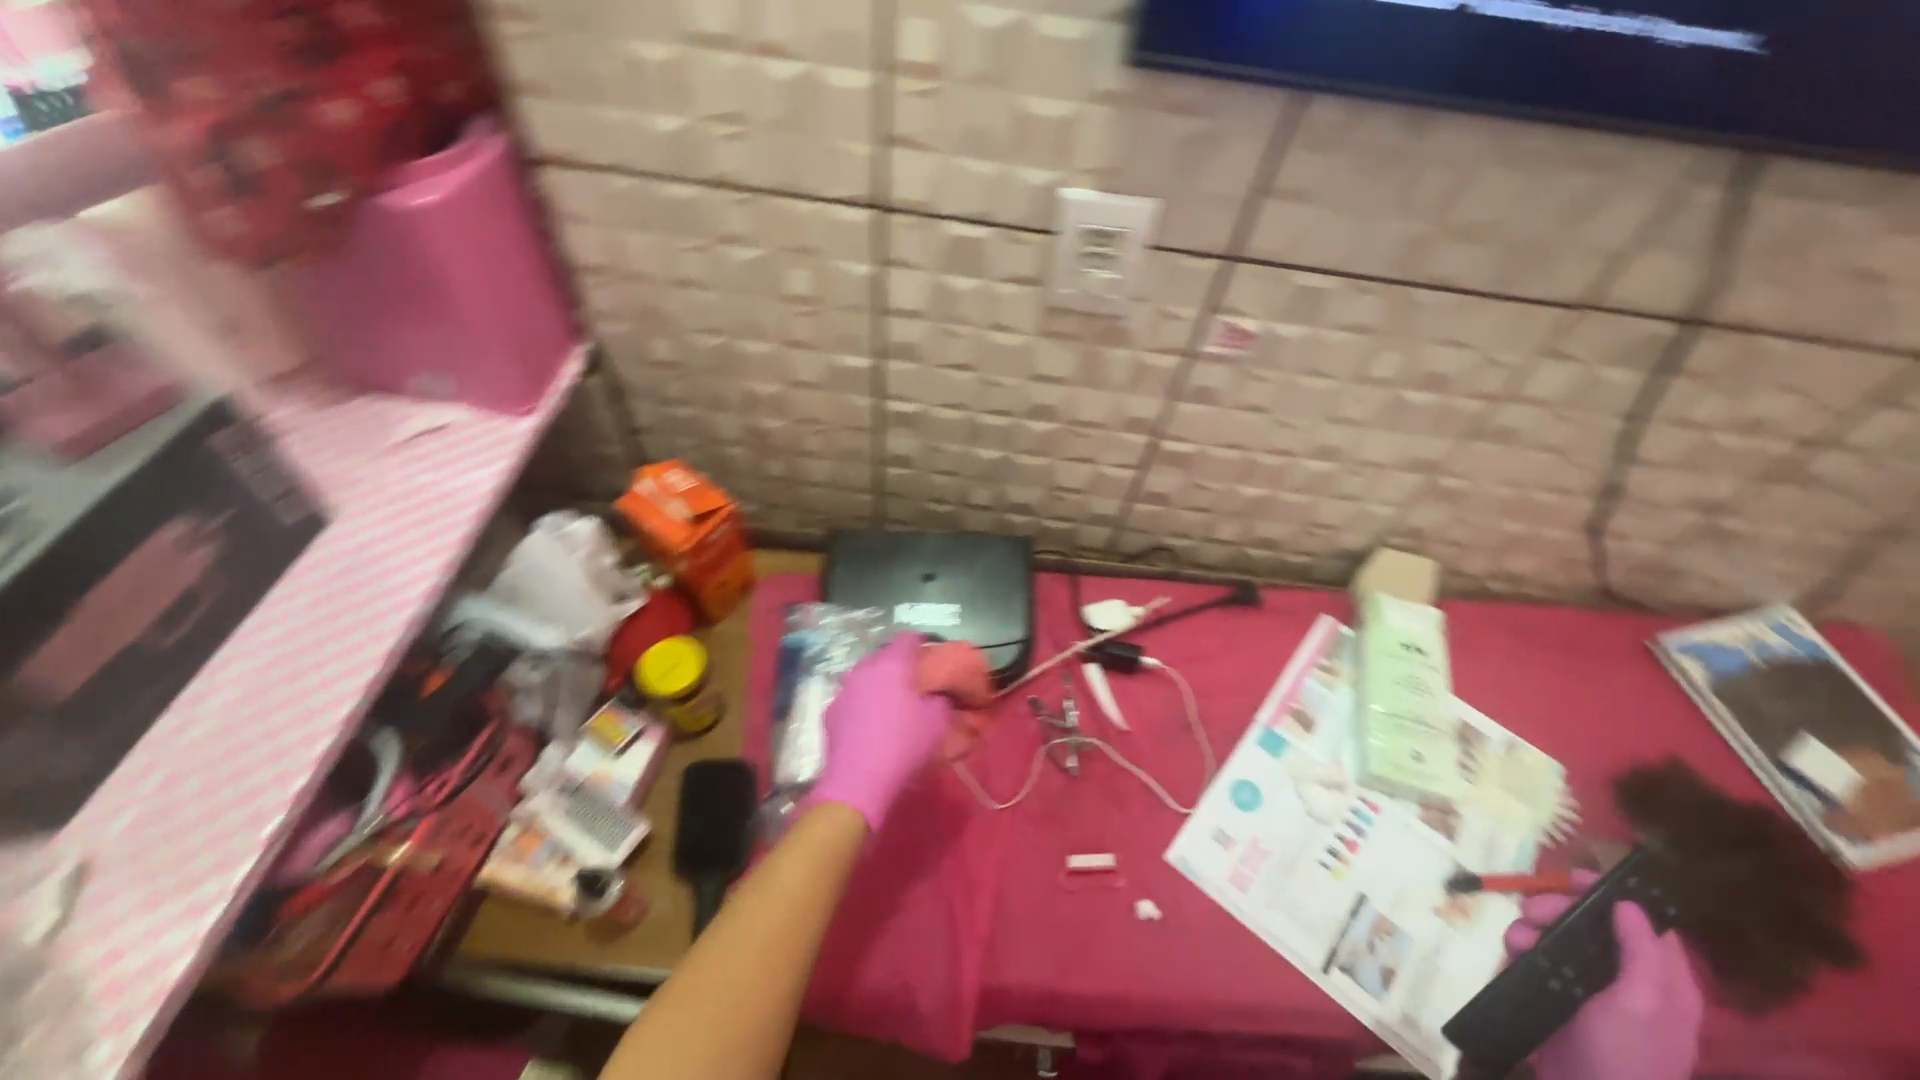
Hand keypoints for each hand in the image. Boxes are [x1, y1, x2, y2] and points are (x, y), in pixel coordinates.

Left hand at [808, 634, 955, 832]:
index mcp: (892, 665)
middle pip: (883, 655)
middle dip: (898, 663)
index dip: (920, 642)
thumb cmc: (904, 745)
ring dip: (878, 683)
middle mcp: (864, 670)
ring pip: (864, 676)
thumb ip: (940, 700)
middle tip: (912, 679)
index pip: (907, 638)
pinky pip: (851, 698)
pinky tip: (870, 722)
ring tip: (890, 701)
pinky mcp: (830, 712)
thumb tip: (936, 695)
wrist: (858, 781)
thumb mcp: (937, 722)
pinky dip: (862, 703)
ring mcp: (843, 690)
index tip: (929, 652)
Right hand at [1504, 874, 1703, 1079]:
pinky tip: (1511, 955)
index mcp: (1661, 981)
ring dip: (1534, 930)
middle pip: (1593, 927)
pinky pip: (1539, 963)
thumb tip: (1628, 903)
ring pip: (1560, 941)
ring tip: (1516, 938)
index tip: (1574, 878)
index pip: (1643, 923)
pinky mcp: (1559, 1001)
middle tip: (1531, 911)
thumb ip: (1642, 953)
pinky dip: (1523, 952)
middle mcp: (1628, 981)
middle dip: (1559, 911)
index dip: (1611, 896)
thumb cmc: (1626, 1055)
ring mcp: (1590, 992)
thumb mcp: (1642, 1003)